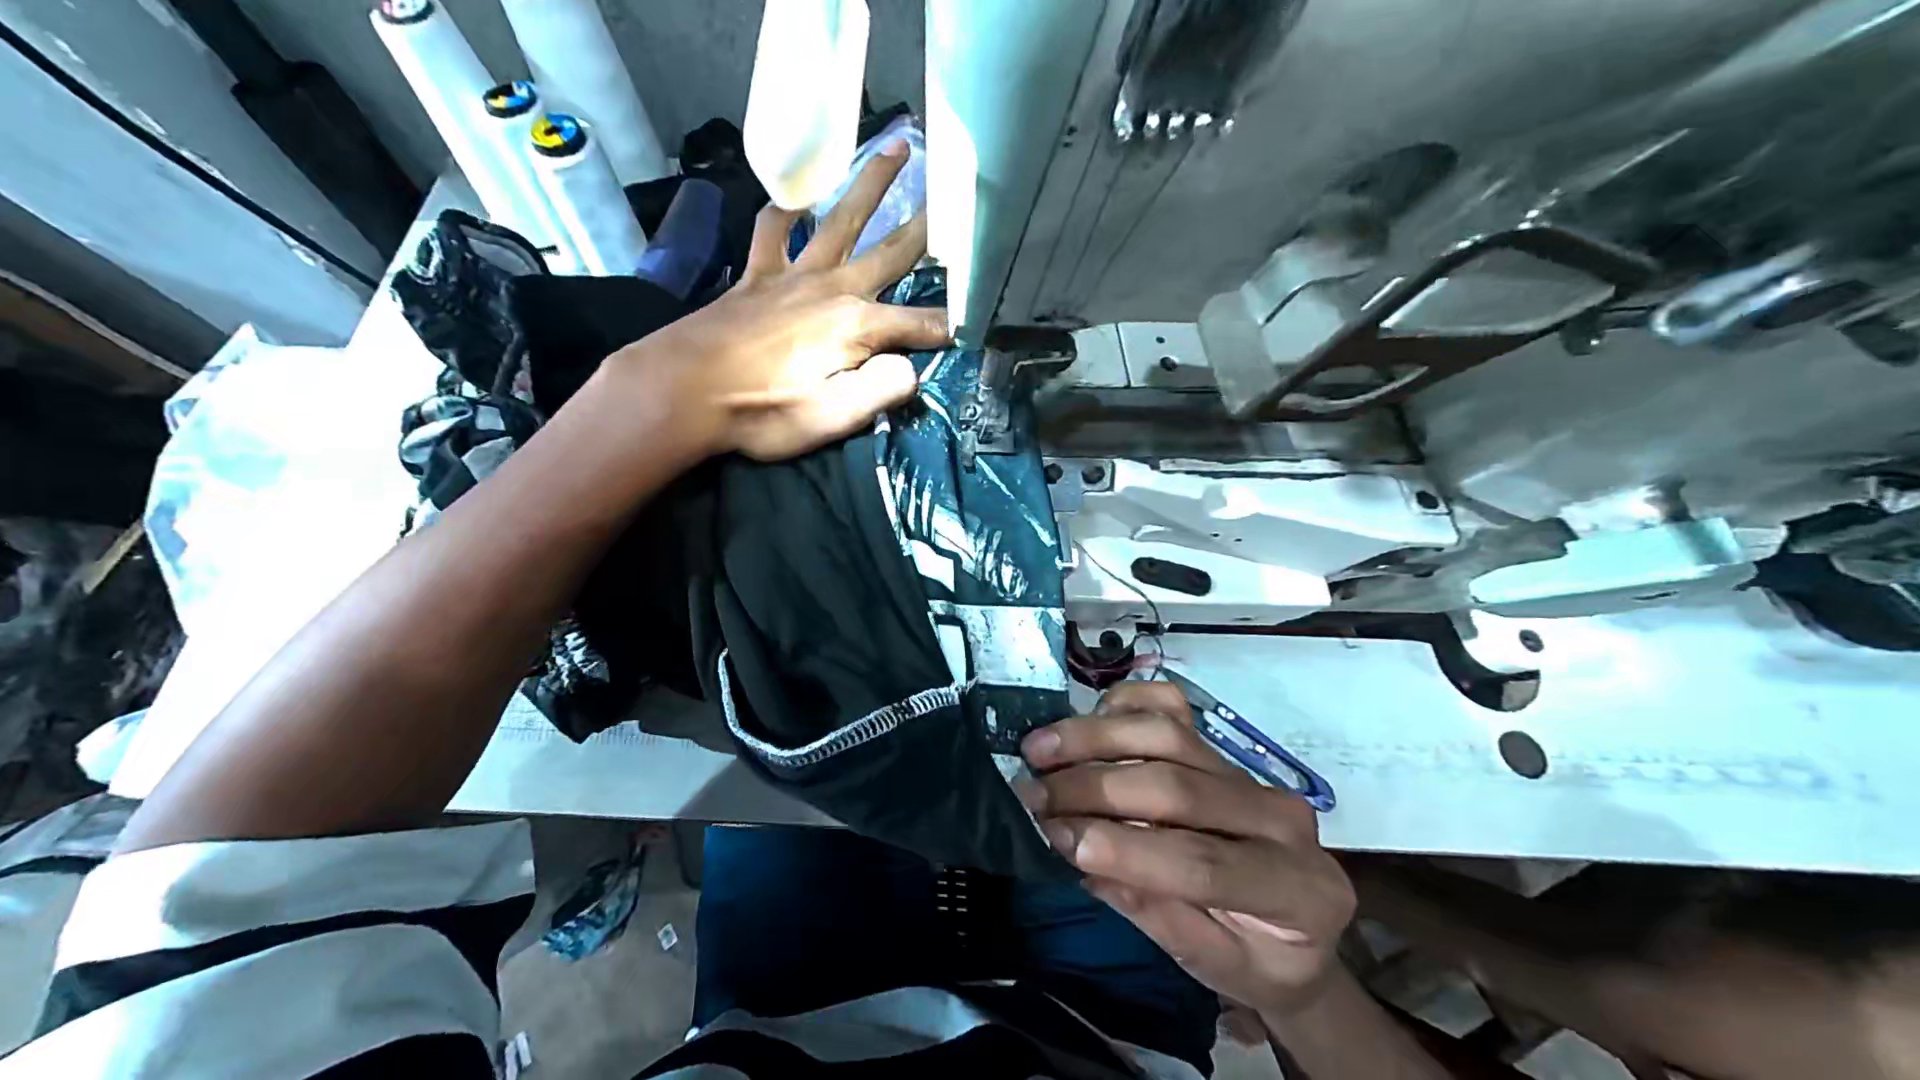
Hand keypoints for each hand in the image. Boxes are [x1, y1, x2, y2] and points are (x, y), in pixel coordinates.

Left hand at [612, 140, 949, 460]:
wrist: (682, 389)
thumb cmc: (760, 412)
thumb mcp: (831, 418)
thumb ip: (880, 391)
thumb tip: (912, 370)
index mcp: (856, 328)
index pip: (919, 326)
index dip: (948, 329)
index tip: (972, 326)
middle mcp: (833, 290)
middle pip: (892, 252)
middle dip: (928, 226)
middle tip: (957, 192)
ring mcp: (793, 276)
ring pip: (842, 220)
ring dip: (872, 184)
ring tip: (897, 147)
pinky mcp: (758, 276)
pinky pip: (774, 231)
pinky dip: (786, 212)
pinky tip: (797, 198)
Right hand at [1019, 681, 1356, 1015]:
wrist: (1295, 922)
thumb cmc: (1256, 956)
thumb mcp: (1212, 964)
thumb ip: (1152, 911)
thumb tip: (1076, 853)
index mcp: (1294, 887)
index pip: (1204, 862)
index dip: (1128, 848)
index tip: (1059, 837)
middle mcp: (1279, 815)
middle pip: (1178, 786)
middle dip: (1095, 788)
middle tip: (1033, 794)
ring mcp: (1248, 770)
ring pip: (1168, 735)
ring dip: (1095, 737)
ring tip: (1040, 749)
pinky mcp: (1220, 744)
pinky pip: (1171, 706)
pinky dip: (1125, 703)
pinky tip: (1086, 719)